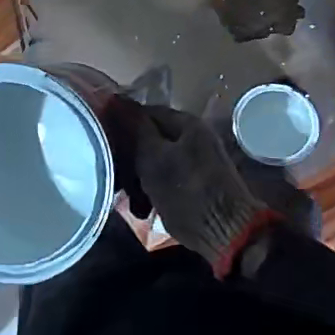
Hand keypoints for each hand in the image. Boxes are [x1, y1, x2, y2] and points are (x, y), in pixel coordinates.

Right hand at [131, 105, 280, 276]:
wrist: (230, 233)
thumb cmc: (189, 194)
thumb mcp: (154, 160)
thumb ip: (136, 130)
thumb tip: (117, 101)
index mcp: (186, 124)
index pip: (144, 113)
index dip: (122, 127)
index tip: (103, 146)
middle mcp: (194, 137)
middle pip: (150, 139)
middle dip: (130, 161)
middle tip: (118, 182)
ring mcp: (198, 161)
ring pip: (157, 162)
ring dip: (140, 181)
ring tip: (135, 204)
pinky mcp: (199, 184)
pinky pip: (168, 180)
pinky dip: (155, 192)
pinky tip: (147, 210)